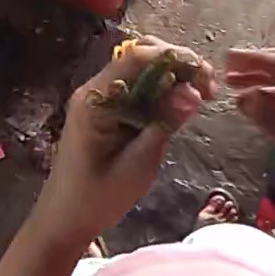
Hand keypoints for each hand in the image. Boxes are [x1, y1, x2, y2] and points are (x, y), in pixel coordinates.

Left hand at [36, 37, 218, 242]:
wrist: (65, 220)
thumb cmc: (97, 199)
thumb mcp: (137, 165)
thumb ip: (164, 124)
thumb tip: (194, 92)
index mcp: (96, 99)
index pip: (138, 57)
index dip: (176, 59)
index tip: (206, 79)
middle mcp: (97, 89)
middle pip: (143, 55)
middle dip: (179, 64)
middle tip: (209, 89)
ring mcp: (103, 97)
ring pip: (145, 68)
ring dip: (176, 76)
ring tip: (204, 96)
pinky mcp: (111, 108)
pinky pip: (141, 87)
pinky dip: (166, 90)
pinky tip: (184, 105)